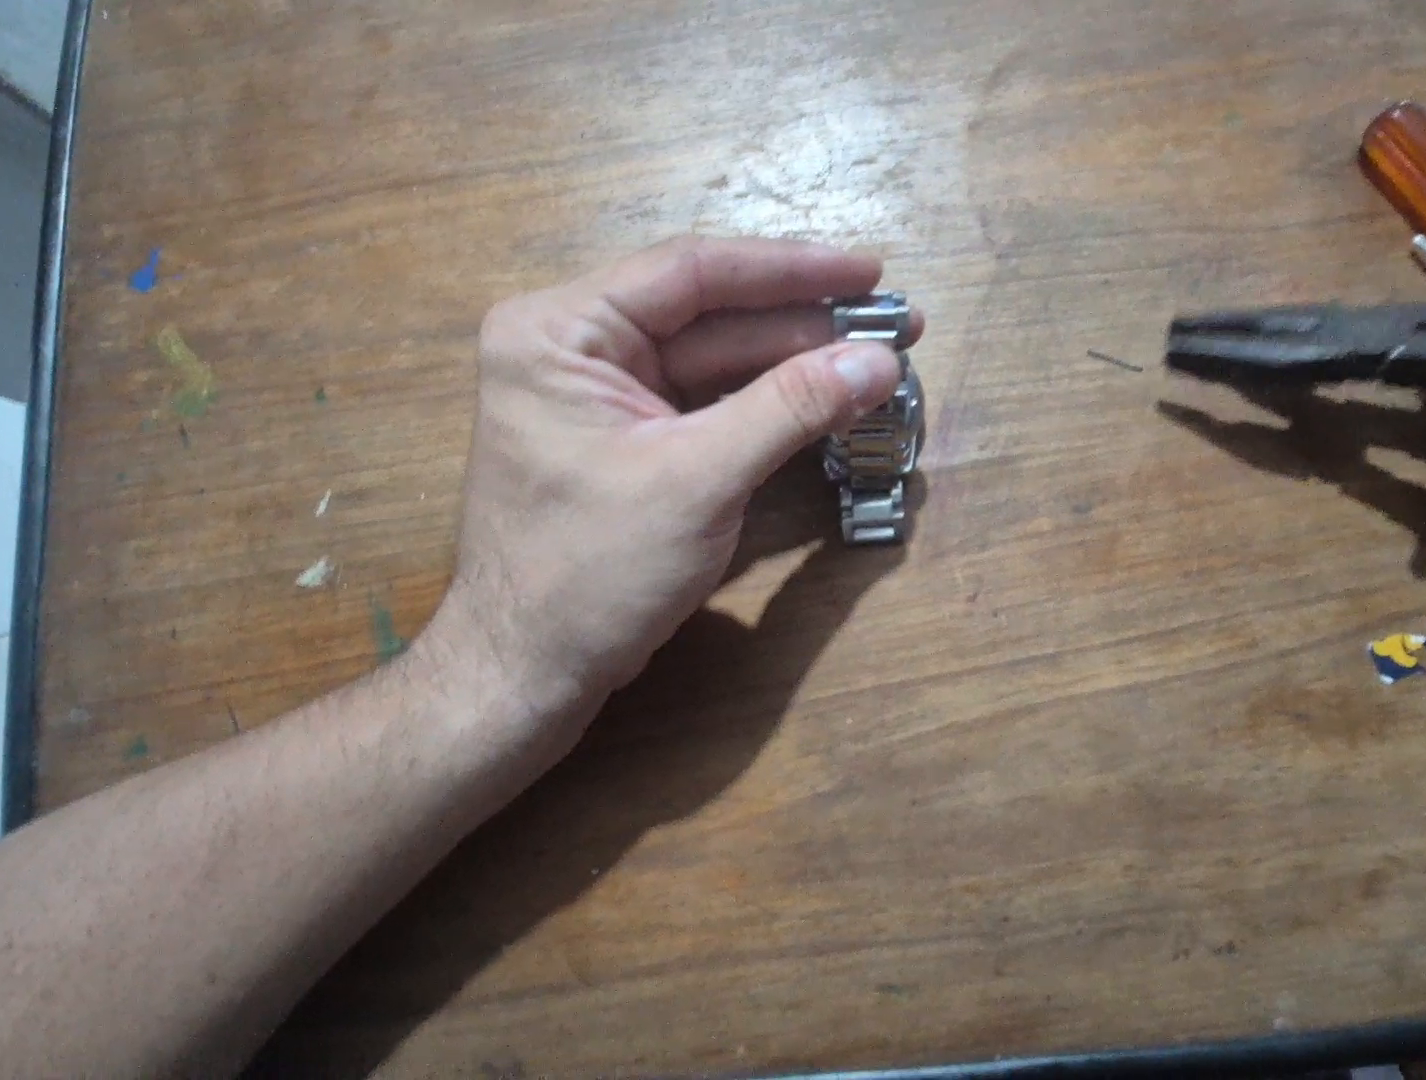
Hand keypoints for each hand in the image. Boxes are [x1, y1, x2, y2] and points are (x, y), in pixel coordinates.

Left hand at [421, 237, 919, 745]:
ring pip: (718, 362)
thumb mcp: (698, 480)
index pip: (691, 273)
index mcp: (562, 331)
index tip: (867, 271)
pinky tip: (826, 398)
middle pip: (711, 317)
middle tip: (891, 325)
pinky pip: (711, 405)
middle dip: (804, 324)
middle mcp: (579, 348)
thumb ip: (790, 409)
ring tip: (875, 359)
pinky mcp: (634, 440)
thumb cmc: (594, 574)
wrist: (534, 671)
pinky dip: (770, 406)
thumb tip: (879, 361)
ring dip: (796, 364)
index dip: (789, 270)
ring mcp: (607, 397)